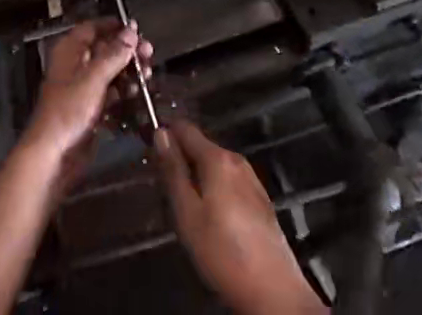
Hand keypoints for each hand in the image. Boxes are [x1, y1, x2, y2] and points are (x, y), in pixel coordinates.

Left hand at [24, 20, 151, 161]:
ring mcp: (83, 86)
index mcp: (70, 50)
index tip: (136, 28)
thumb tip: (132, 32)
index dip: (113, 25)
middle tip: (149, 52)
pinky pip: (110, 91)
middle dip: (127, 50)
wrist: (54, 153)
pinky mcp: (91, 107)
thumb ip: (114, 54)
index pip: (92, 28)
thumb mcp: (94, 78)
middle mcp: (76, 64)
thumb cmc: (70, 109)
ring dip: (129, 70)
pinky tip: (138, 91)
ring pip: (110, 70)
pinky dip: (123, 89)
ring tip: (147, 73)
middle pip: (104, 49)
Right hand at [155, 123, 326, 314]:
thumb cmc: (223, 252)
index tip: (148, 149)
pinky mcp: (259, 199)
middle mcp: (236, 160)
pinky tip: (209, 217)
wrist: (274, 292)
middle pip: (200, 146)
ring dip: (195, 176)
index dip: (165, 133)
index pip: (185, 128)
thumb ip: (173, 171)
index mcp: (218, 158)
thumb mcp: (187, 213)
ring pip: (214, 165)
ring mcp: (251, 179)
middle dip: (180, 159)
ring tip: (182, 205)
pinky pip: (227, 181)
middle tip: (162, 187)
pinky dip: (212, 188)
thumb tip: (161, 133)